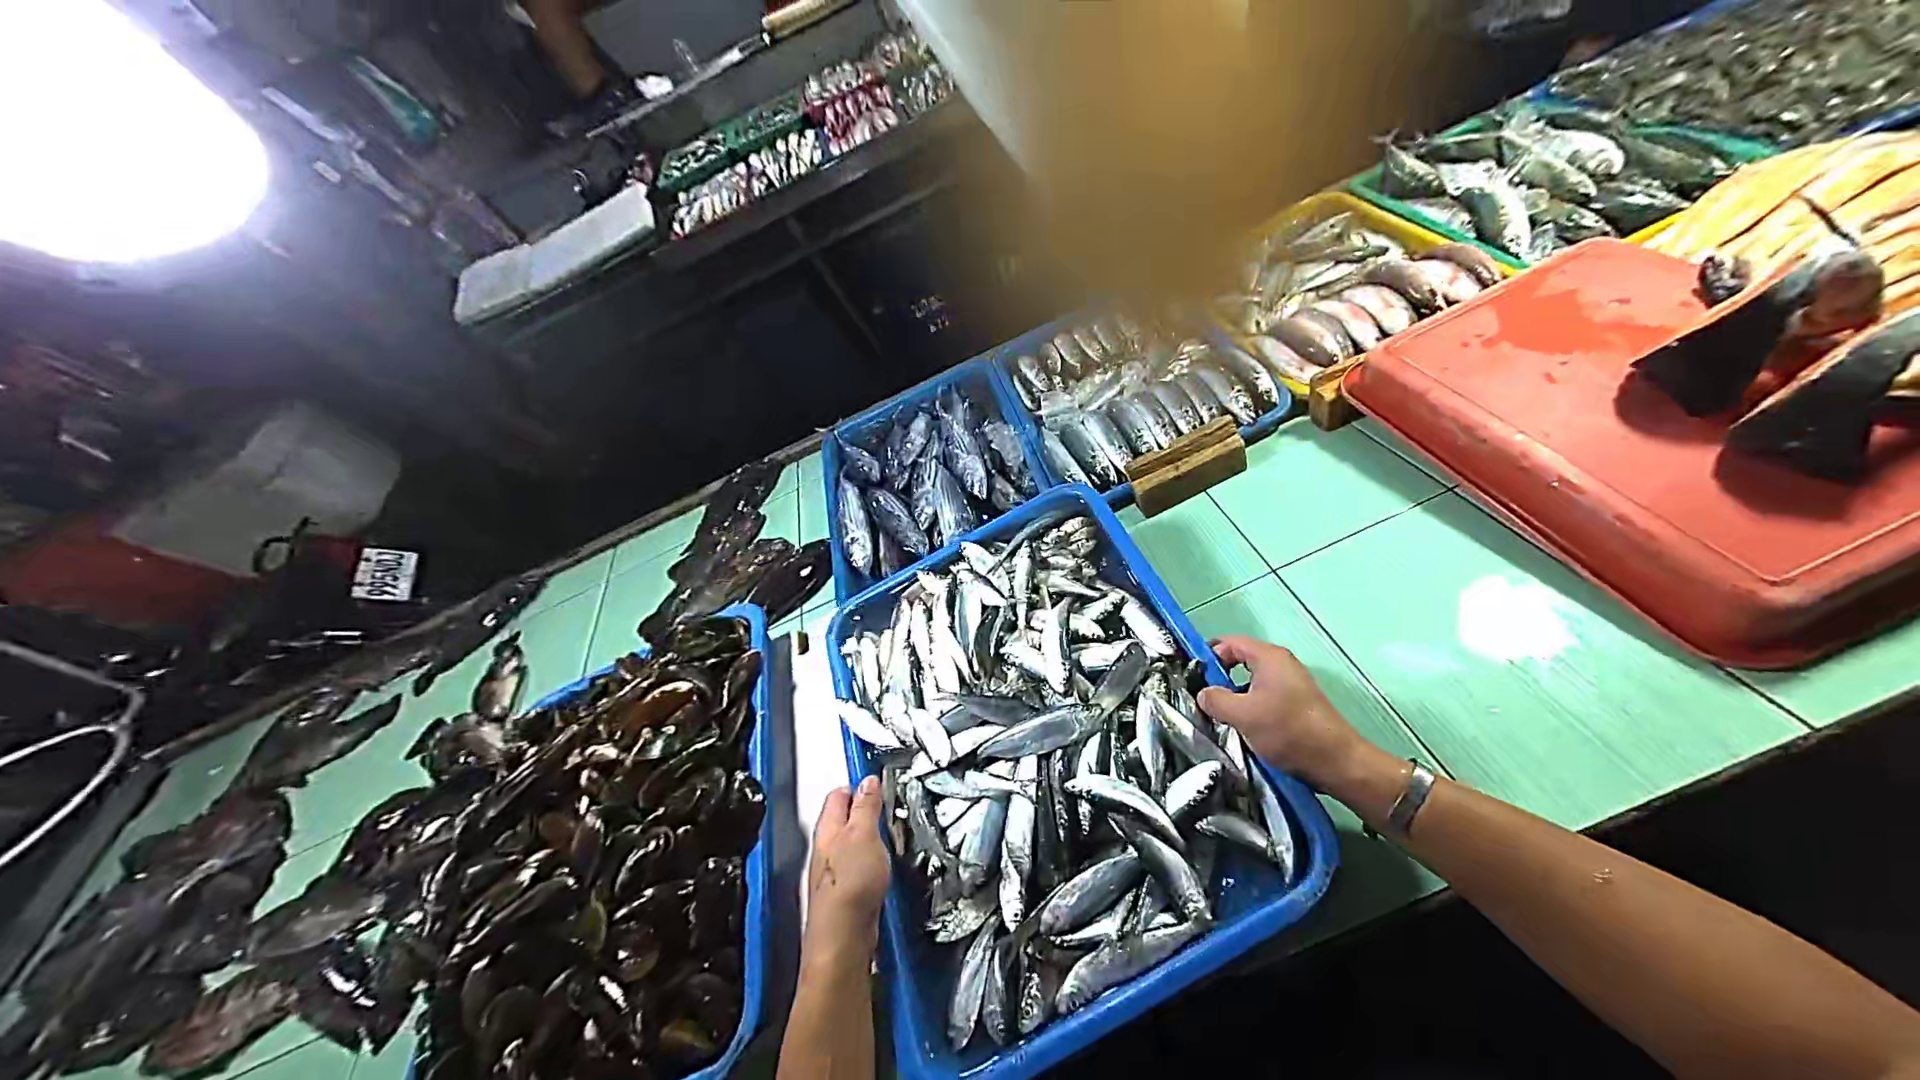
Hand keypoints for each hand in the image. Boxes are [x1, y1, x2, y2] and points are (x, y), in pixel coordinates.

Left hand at [804, 775, 890, 960]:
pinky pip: (856, 865)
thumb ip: (866, 806)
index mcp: (827, 828)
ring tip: (883, 829)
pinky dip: (868, 857)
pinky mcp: (844, 891)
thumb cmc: (849, 883)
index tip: (872, 780)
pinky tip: (879, 863)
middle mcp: (825, 848)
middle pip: (841, 818)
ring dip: (865, 834)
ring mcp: (833, 871)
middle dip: (859, 808)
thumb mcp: (864, 833)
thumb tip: (868, 782)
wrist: (844, 935)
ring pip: (848, 842)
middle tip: (880, 801)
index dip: (856, 785)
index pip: (838, 795)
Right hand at [1196, 635, 1371, 794]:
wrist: (1337, 762)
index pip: (1229, 643)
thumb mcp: (1242, 715)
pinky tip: (1244, 726)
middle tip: (1204, 698)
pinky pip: (1264, 695)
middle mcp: (1281, 664)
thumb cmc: (1288, 731)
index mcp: (1269, 657)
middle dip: (1219, 677)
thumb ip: (1215, 699)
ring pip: (1250, 681)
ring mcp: (1292, 683)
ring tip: (1221, 715)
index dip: (1208, 656)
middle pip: (1239, 660)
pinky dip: (1250, 705)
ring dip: (1234, 695)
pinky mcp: (1297, 703)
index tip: (1193, 677)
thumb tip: (1203, 694)